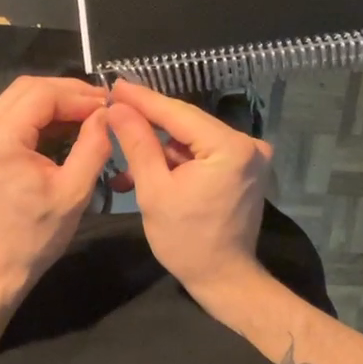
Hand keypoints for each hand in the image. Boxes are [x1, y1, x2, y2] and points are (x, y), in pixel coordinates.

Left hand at [0, 76, 112, 292]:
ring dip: (54, 103)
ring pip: (18, 99)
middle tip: (101, 106)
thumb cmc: (36, 235)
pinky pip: (11, 117)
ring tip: (87, 116)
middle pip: (27, 89)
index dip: (79, 95)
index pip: (42, 94)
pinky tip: (65, 128)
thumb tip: (107, 114)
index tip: (109, 106)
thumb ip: (94, 146)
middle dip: (67, 93)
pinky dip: (39, 117)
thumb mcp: (74, 191)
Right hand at [108, 81, 272, 292]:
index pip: (177, 113)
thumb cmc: (186, 241)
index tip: (114, 84)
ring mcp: (250, 158)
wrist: (224, 279)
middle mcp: (248, 144)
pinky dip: (177, 162)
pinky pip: (204, 155)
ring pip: (192, 141)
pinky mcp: (245, 171)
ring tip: (123, 161)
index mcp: (230, 147)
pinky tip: (148, 172)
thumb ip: (137, 143)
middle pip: (187, 124)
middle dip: (148, 124)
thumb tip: (117, 108)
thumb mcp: (154, 190)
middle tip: (112, 113)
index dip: (142, 99)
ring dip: (159, 150)